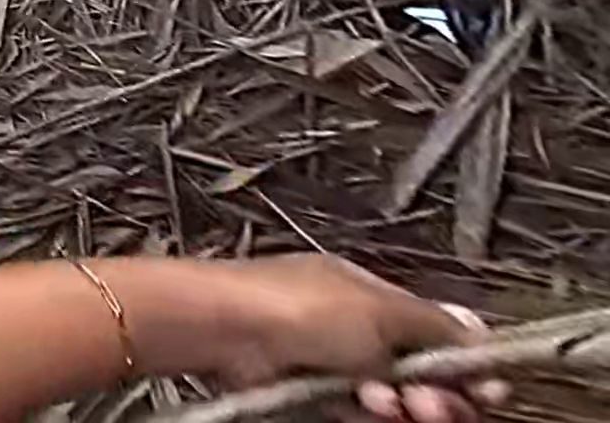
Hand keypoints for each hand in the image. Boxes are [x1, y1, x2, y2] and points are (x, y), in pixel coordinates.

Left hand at [216, 256, 508, 422]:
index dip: (462, 365)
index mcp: (356, 290)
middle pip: (419, 374)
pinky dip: (364, 416)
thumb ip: (434, 321)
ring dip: (401, 408)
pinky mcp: (307, 388)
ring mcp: (323, 356)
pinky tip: (356, 406)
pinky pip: (357, 413)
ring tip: (382, 400)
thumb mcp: (377, 305)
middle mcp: (340, 320)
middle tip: (427, 400)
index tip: (478, 386)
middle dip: (438, 395)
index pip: (430, 332)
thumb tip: (475, 326)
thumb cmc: (288, 304)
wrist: (222, 328)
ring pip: (393, 400)